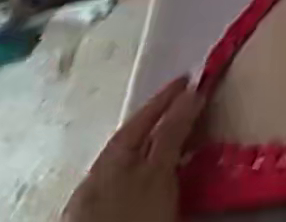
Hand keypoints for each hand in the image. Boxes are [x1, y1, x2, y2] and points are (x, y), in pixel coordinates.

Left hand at [63, 77, 203, 221]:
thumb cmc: (135, 217)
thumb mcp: (158, 172)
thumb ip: (173, 132)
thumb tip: (191, 92)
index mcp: (109, 159)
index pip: (141, 118)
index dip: (166, 97)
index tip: (190, 77)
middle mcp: (96, 177)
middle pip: (133, 139)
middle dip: (160, 120)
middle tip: (190, 104)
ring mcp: (94, 203)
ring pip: (129, 163)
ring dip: (155, 146)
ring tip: (182, 138)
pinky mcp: (103, 220)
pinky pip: (128, 183)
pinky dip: (148, 170)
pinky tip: (162, 175)